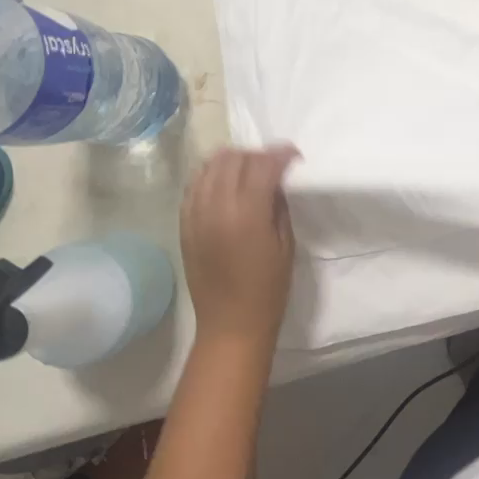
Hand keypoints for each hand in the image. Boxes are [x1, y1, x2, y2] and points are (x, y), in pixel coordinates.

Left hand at [180, 145, 300, 350]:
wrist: (231, 324)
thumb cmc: (269, 288)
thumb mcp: (286, 244)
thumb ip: (279, 205)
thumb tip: (277, 180)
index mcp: (247, 215)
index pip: (262, 165)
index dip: (281, 154)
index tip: (294, 156)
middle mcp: (216, 208)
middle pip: (234, 159)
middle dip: (257, 154)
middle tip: (274, 164)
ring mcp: (195, 215)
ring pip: (209, 167)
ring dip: (233, 161)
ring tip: (249, 169)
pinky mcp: (184, 224)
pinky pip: (194, 186)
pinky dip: (211, 176)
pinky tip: (225, 184)